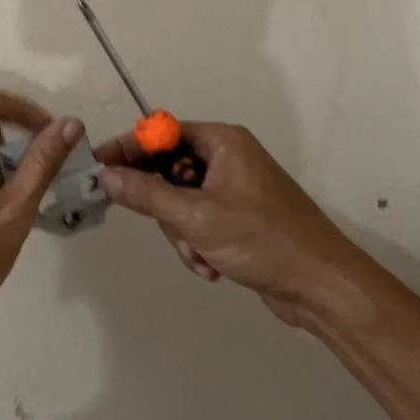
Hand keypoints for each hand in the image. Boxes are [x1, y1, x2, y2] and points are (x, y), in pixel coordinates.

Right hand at [95, 122, 363, 316]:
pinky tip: (211, 267)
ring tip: (199, 257)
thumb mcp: (197, 217)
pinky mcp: (240, 217)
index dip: (128, 149)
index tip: (98, 168)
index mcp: (222, 142)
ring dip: (182, 234)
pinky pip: (200, 222)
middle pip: (169, 171)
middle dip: (164, 208)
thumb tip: (106, 174)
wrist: (322, 286)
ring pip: (181, 202)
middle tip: (169, 229)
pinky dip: (198, 244)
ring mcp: (235, 189)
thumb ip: (147, 194)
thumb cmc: (262, 240)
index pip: (161, 134)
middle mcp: (228, 158)